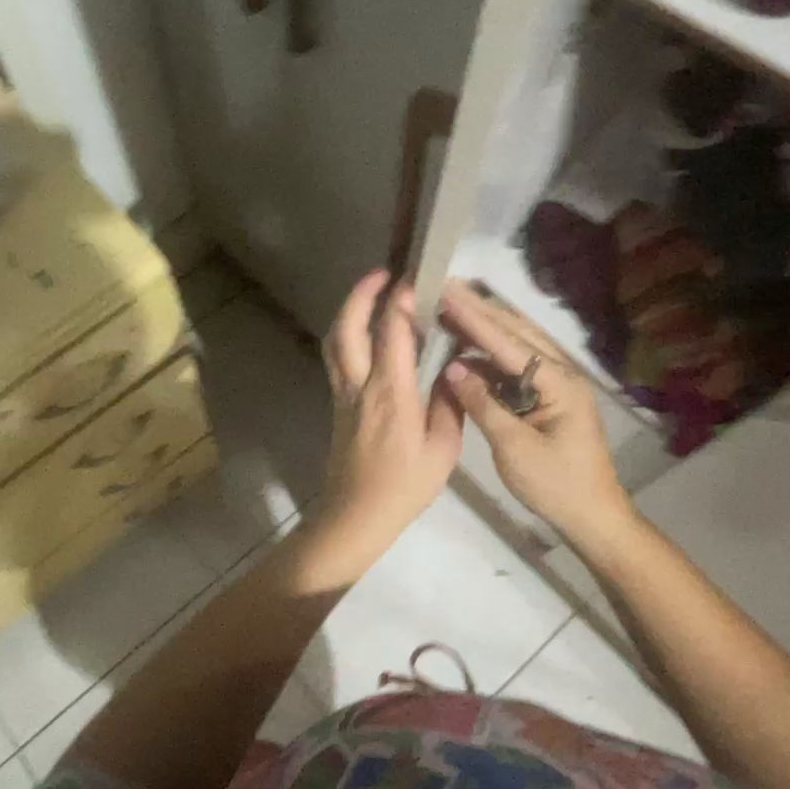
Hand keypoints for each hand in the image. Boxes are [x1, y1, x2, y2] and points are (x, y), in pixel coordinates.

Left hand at [316, 271, 463, 543]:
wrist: (355, 515)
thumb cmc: (403, 486)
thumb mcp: (443, 448)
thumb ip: (448, 403)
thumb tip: (454, 369)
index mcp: (390, 392)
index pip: (391, 331)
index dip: (400, 300)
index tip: (415, 279)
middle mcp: (360, 384)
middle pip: (348, 327)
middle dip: (361, 294)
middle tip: (383, 273)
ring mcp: (342, 393)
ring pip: (335, 340)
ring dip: (349, 311)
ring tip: (370, 295)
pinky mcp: (337, 403)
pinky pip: (336, 357)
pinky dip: (347, 335)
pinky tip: (365, 334)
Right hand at [438, 281, 632, 540]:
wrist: (594, 517)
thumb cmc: (556, 485)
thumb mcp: (514, 448)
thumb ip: (483, 404)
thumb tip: (452, 367)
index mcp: (557, 382)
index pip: (507, 342)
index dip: (474, 317)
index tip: (446, 291)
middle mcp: (560, 374)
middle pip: (515, 332)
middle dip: (479, 310)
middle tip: (445, 287)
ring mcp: (556, 385)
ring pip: (517, 345)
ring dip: (484, 327)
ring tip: (450, 307)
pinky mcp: (548, 398)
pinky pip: (515, 366)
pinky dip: (489, 353)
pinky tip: (466, 348)